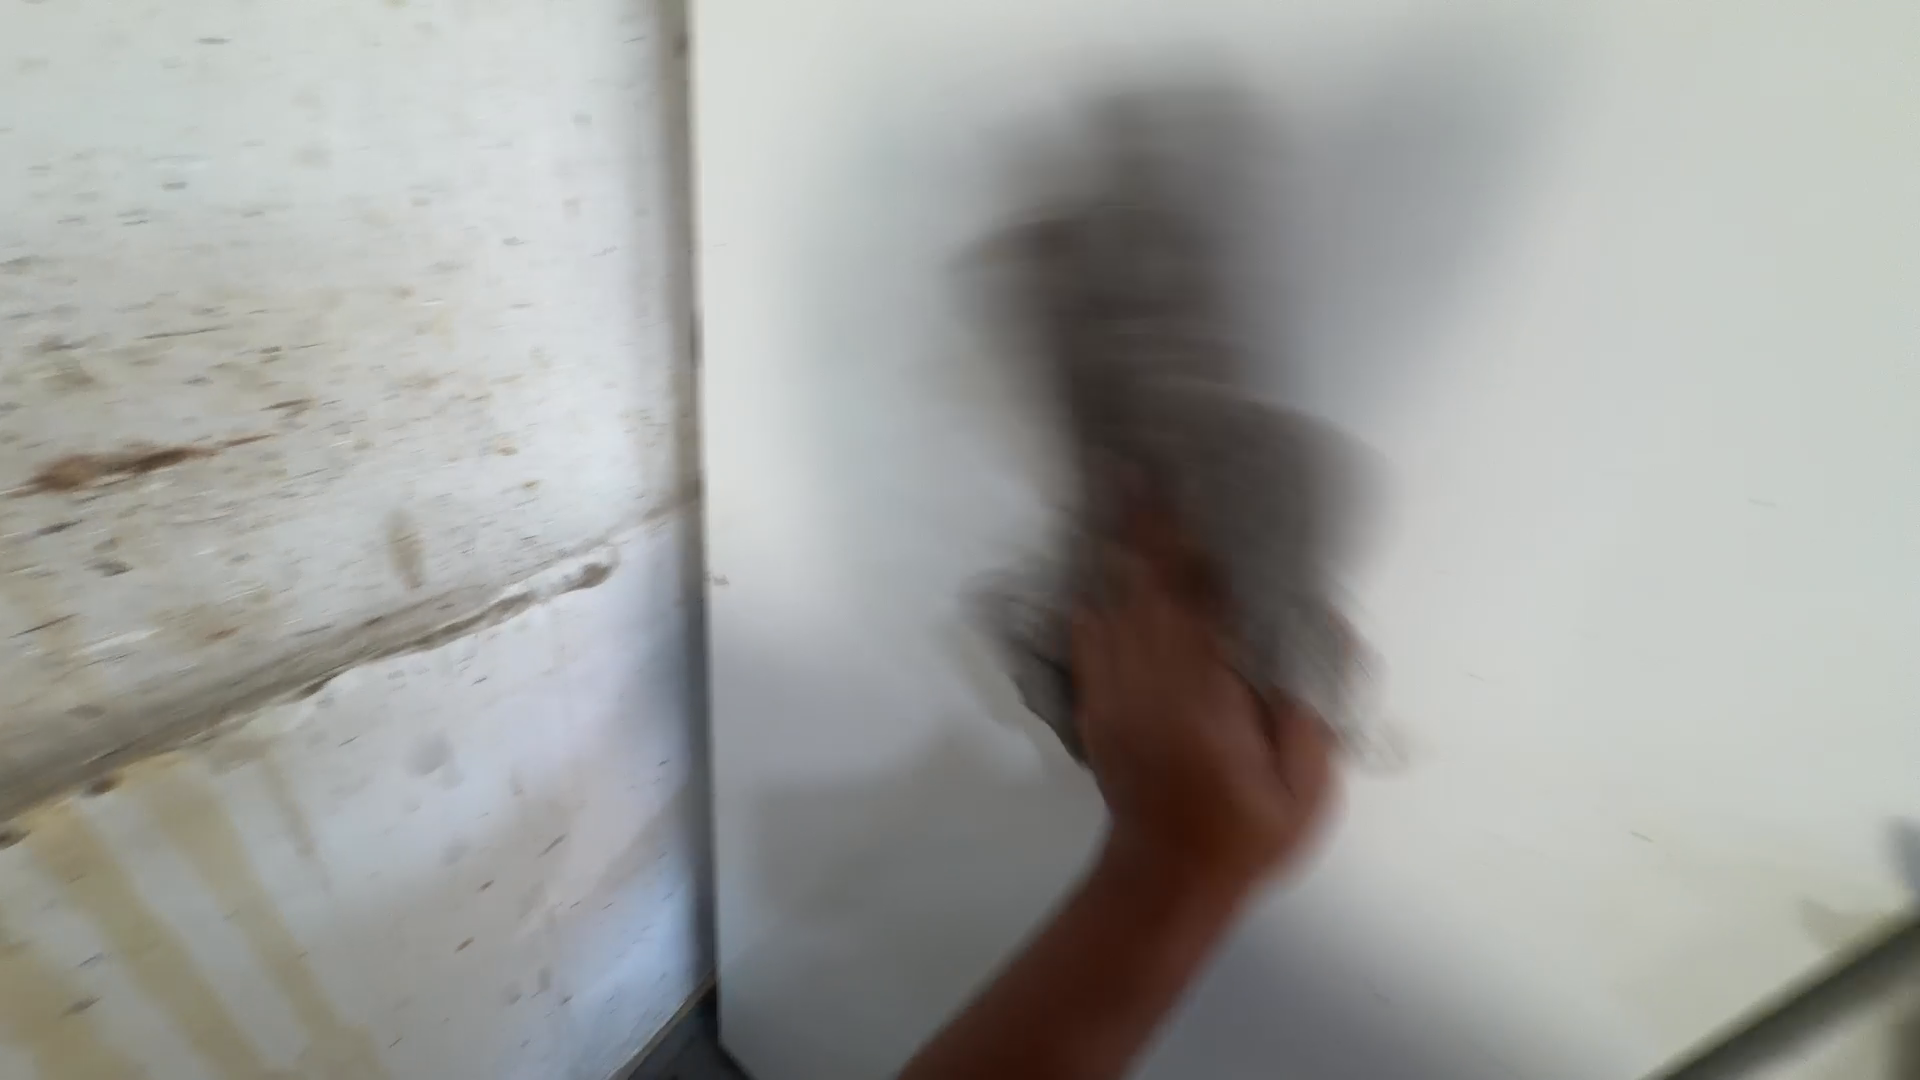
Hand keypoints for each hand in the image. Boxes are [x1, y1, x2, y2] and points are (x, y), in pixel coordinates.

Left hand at [1072, 504, 1336, 894]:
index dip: (1188, 544)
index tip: (1182, 496)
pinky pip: (1086, 639)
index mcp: (1205, 693)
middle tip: (1132, 469)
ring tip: (1112, 499)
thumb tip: (1306, 634)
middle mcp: (1152, 680)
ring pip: (1110, 603)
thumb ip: (1304, 707)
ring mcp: (1115, 690)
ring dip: (1113, 550)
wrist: (1166, 874)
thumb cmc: (1244, 831)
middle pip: (1144, 586)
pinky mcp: (1095, 704)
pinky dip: (1090, 597)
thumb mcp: (1304, 785)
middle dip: (1140, 525)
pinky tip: (1091, 569)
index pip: (1197, 600)